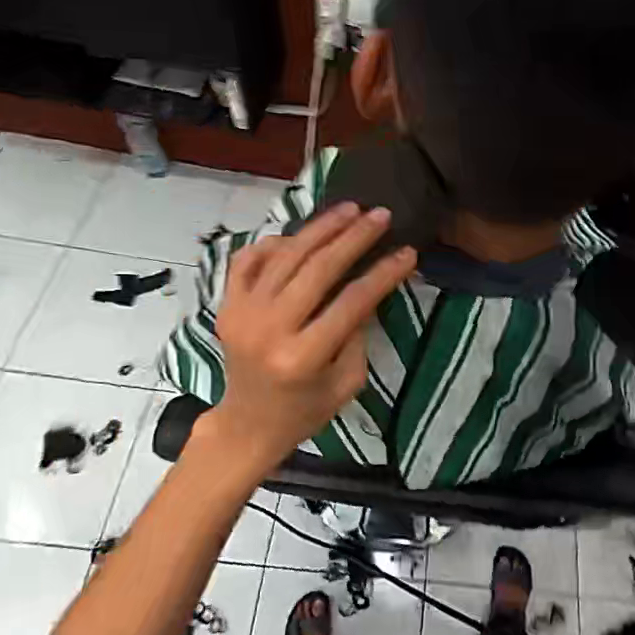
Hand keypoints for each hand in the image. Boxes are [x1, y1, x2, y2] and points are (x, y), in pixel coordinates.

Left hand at [198, 202, 415, 469]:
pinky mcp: (227, 306)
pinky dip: (273, 243)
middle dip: (353, 237)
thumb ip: (357, 334)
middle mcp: (269, 329)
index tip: (408, 252)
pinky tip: (299, 235)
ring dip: (319, 228)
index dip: (382, 274)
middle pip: (317, 269)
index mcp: (302, 357)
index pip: (350, 303)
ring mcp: (242, 313)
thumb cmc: (305, 411)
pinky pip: (247, 260)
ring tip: (348, 209)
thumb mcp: (346, 383)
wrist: (247, 424)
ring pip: (284, 256)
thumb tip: (366, 287)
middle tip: (380, 215)